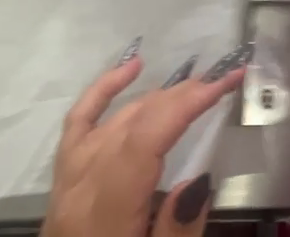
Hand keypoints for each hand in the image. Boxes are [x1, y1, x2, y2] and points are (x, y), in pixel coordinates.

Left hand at [41, 43, 249, 236]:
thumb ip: (176, 231)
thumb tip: (196, 180)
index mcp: (105, 216)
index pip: (145, 140)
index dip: (187, 104)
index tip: (227, 82)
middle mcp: (80, 192)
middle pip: (131, 124)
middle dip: (182, 96)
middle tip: (224, 81)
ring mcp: (66, 186)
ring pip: (112, 121)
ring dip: (156, 97)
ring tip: (196, 86)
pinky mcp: (61, 186)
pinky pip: (78, 125)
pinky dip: (104, 91)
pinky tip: (131, 69)